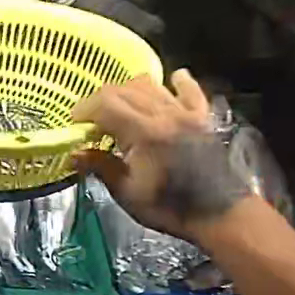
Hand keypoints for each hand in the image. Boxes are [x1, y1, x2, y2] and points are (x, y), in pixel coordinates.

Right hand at [71, 70, 252, 240]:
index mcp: (144, 133)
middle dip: (100, 100)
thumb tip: (74, 154)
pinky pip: (189, 90)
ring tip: (121, 108)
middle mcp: (164, 114)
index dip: (84, 110)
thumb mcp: (128, 193)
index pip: (105, 104)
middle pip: (123, 89)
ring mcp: (185, 112)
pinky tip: (172, 80)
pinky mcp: (202, 117)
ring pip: (151, 84)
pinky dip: (177, 82)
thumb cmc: (170, 208)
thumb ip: (101, 167)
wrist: (220, 214)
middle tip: (92, 120)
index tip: (75, 124)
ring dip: (129, 90)